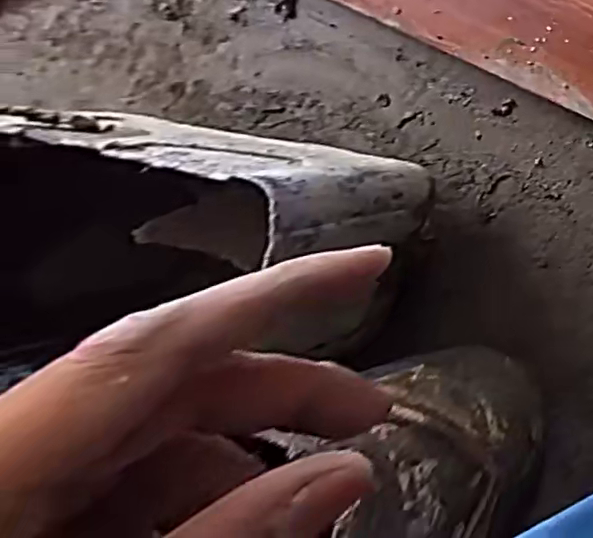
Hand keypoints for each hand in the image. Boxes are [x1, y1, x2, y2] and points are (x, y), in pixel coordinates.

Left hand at [0, 247, 395, 536]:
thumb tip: (350, 470)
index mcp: (0, 465)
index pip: (165, 339)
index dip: (281, 289)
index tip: (373, 263)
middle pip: (175, 389)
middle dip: (286, 397)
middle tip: (368, 423)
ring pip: (147, 440)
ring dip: (235, 461)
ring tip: (292, 507)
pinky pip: (103, 487)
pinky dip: (175, 502)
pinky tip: (213, 529)